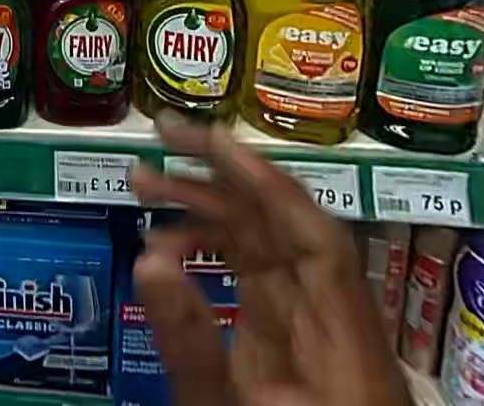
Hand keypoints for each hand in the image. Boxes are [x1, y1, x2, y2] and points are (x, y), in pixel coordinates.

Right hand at [131, 117, 408, 405]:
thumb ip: (192, 345)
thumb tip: (147, 255)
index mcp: (343, 343)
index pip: (315, 237)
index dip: (267, 181)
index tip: (212, 141)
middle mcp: (329, 323)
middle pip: (280, 228)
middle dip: (219, 175)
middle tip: (158, 137)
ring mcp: (306, 334)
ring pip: (258, 247)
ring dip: (203, 207)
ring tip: (141, 181)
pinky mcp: (283, 346)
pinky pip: (246, 279)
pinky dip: (206, 253)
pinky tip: (165, 245)